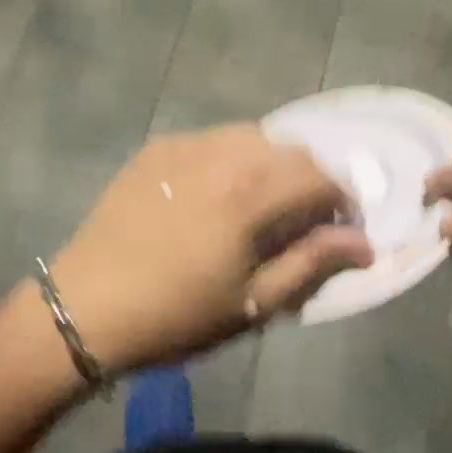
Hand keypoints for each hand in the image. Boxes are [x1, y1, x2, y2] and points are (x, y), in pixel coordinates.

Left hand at [49, 125, 373, 374]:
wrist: (87, 307)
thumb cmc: (177, 315)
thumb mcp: (253, 302)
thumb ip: (312, 264)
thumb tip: (364, 245)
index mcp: (252, 193)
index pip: (321, 176)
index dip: (343, 201)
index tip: (341, 231)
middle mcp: (223, 154)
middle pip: (290, 150)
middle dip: (311, 180)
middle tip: (305, 222)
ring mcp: (186, 145)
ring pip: (252, 137)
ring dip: (272, 165)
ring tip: (262, 206)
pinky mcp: (157, 148)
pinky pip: (212, 141)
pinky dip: (232, 159)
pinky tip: (217, 195)